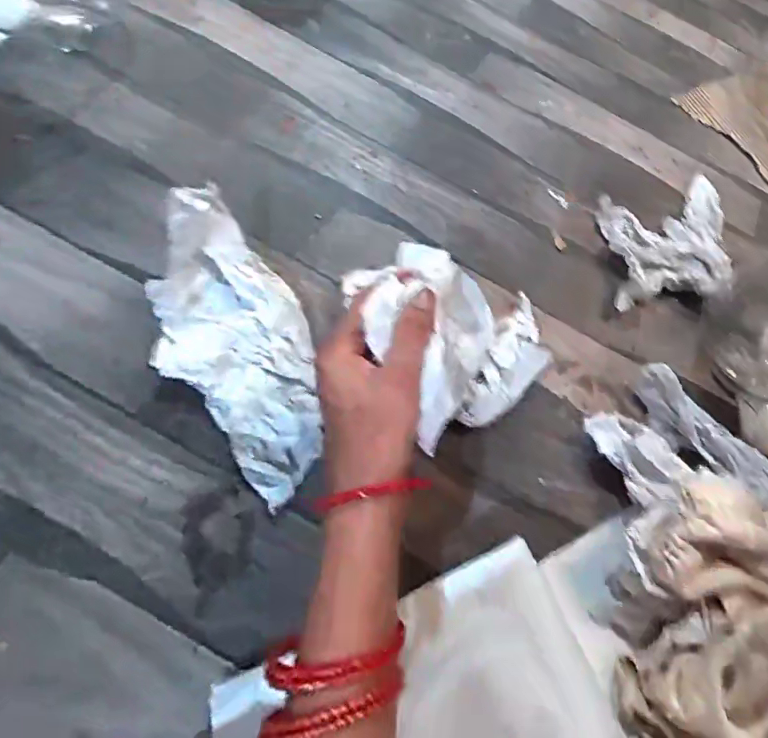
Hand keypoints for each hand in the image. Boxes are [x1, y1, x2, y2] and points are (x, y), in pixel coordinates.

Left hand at [316, 286, 435, 492]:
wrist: (370, 492)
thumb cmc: (381, 431)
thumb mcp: (401, 377)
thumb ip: (411, 332)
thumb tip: (422, 291)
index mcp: (335, 350)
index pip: (364, 301)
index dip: (393, 285)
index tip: (424, 275)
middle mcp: (334, 360)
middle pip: (367, 320)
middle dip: (399, 305)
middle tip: (432, 294)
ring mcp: (345, 380)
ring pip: (375, 341)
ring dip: (401, 328)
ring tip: (432, 316)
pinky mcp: (358, 396)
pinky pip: (379, 360)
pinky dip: (399, 350)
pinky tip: (422, 350)